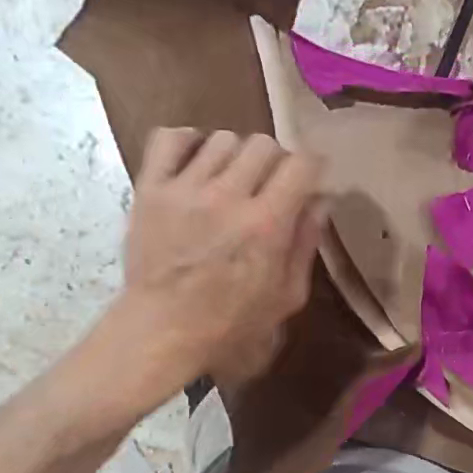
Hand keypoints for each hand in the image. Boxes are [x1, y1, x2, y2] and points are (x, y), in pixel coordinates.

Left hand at [109, 128, 323, 390]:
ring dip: (235, 156)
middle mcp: (227, 197)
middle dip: (275, 162)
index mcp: (265, 224)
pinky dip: (187, 142)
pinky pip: (169, 139)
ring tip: (230, 181)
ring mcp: (185, 189)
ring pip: (222, 139)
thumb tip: (321, 200)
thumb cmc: (230, 325)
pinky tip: (196, 163)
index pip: (301, 163)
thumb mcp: (286, 297)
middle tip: (269, 186)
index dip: (312, 165)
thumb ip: (306, 244)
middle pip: (263, 144)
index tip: (309, 178)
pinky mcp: (150, 189)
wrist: (161, 333)